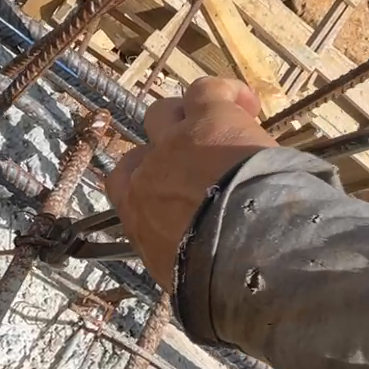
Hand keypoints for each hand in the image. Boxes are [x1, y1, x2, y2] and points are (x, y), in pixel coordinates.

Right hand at [105, 77, 276, 292]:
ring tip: (220, 130)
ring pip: (167, 111)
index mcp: (135, 209)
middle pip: (145, 144)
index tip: (167, 188)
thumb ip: (173, 258)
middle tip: (200, 163)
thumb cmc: (208, 276)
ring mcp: (176, 140)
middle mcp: (147, 169)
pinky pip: (207, 88)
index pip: (121, 180)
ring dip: (188, 118)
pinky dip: (226, 93)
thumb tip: (188, 279)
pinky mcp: (210, 118)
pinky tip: (247, 105)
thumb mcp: (176, 276)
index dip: (143, 177)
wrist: (242, 251)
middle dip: (167, 150)